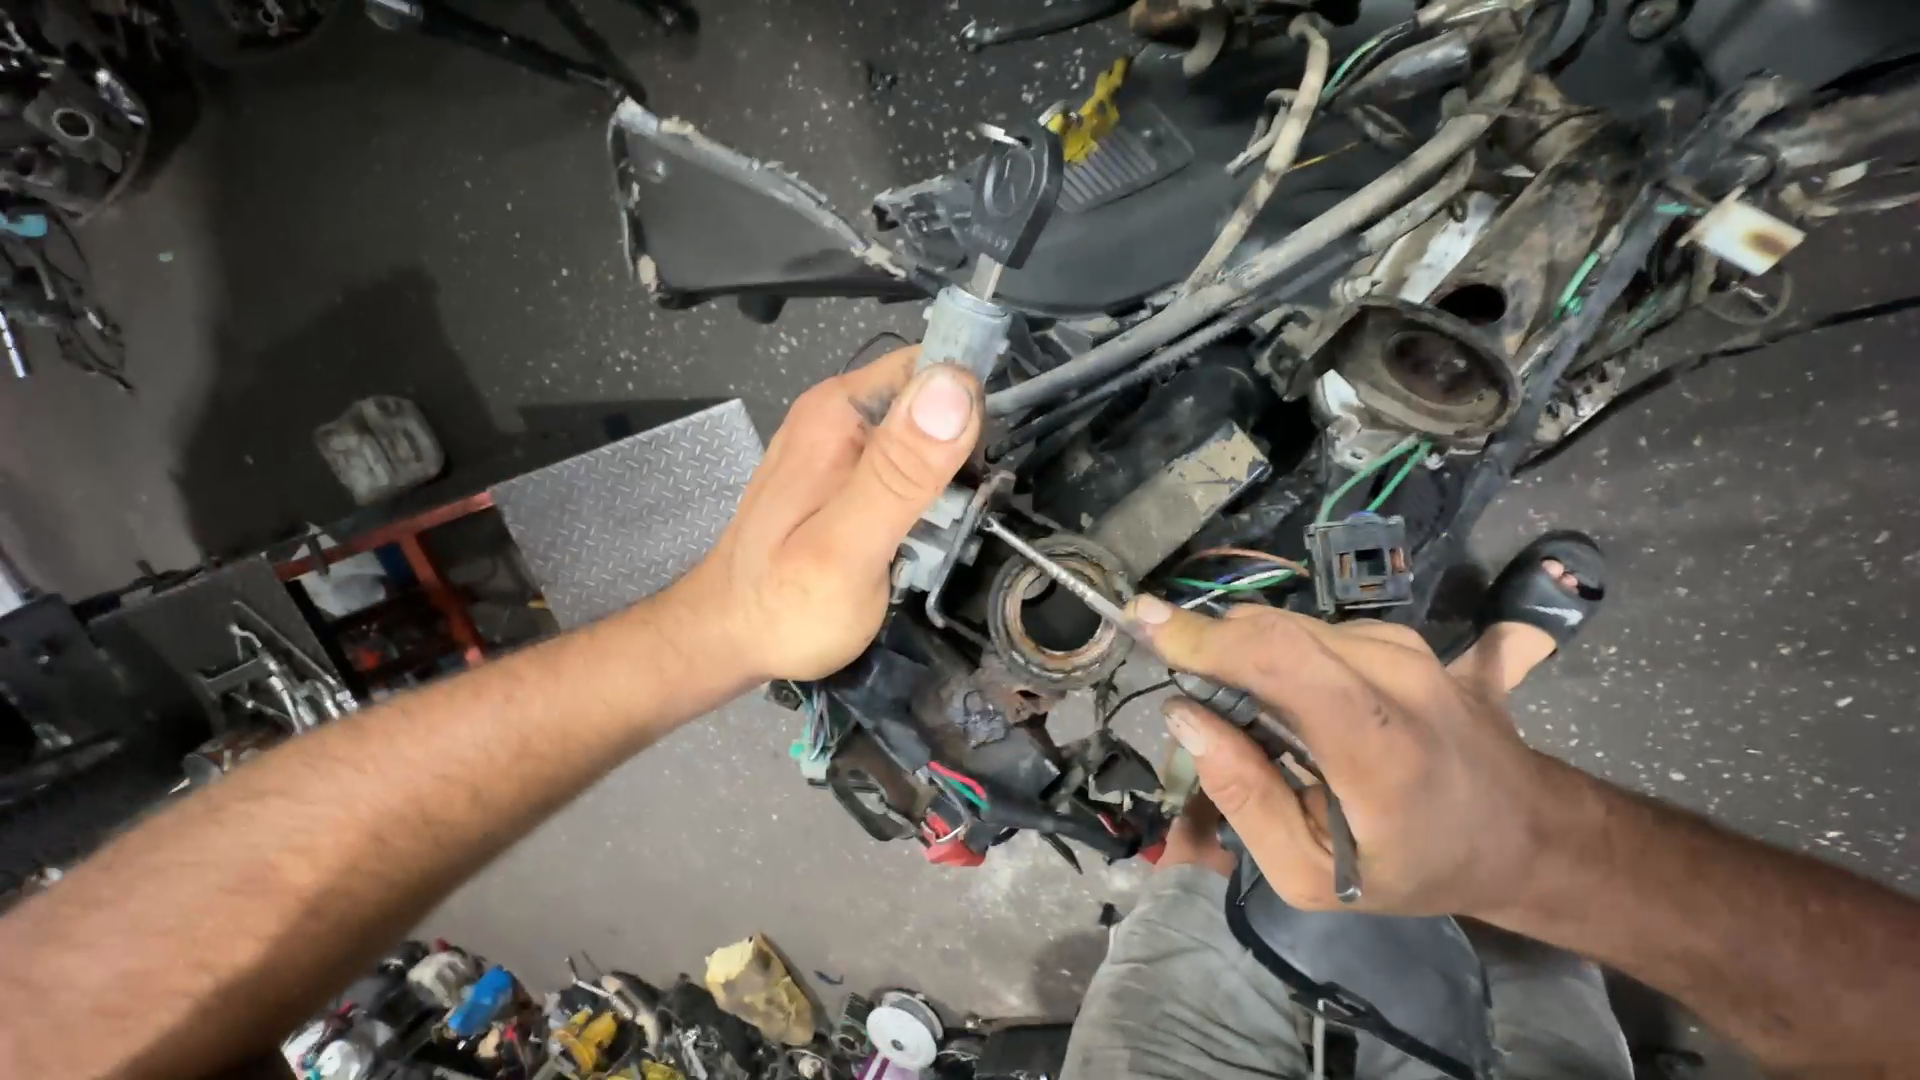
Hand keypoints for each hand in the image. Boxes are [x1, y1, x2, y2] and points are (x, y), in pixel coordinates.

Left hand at [673, 348, 981, 682]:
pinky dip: (926, 501)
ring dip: (947, 484)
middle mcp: (836, 418)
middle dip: (961, 456)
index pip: (933, 368)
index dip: (969, 411)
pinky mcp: (844, 480)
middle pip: (932, 405)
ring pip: (924, 442)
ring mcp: (838, 450)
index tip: (974, 476)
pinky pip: (906, 472)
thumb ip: (901, 471)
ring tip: (936, 538)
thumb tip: (956, 386)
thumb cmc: (782, 606)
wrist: (729, 640)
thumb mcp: (847, 545)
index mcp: (837, 414)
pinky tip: (917, 541)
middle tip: (952, 521)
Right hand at [1128, 597, 1576, 918]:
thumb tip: (1182, 715)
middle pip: (1269, 630)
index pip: (1278, 658)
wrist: (1524, 830)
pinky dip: (1280, 656)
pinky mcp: (1401, 636)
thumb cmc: (1416, 865)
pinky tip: (1296, 703)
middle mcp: (1393, 674)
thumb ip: (1240, 794)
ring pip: (1285, 626)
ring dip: (1247, 658)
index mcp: (1376, 743)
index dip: (1205, 636)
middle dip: (1211, 649)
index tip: (1142, 620)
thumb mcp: (1311, 872)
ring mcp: (1404, 647)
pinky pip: (1312, 631)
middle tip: (1195, 697)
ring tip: (1258, 717)